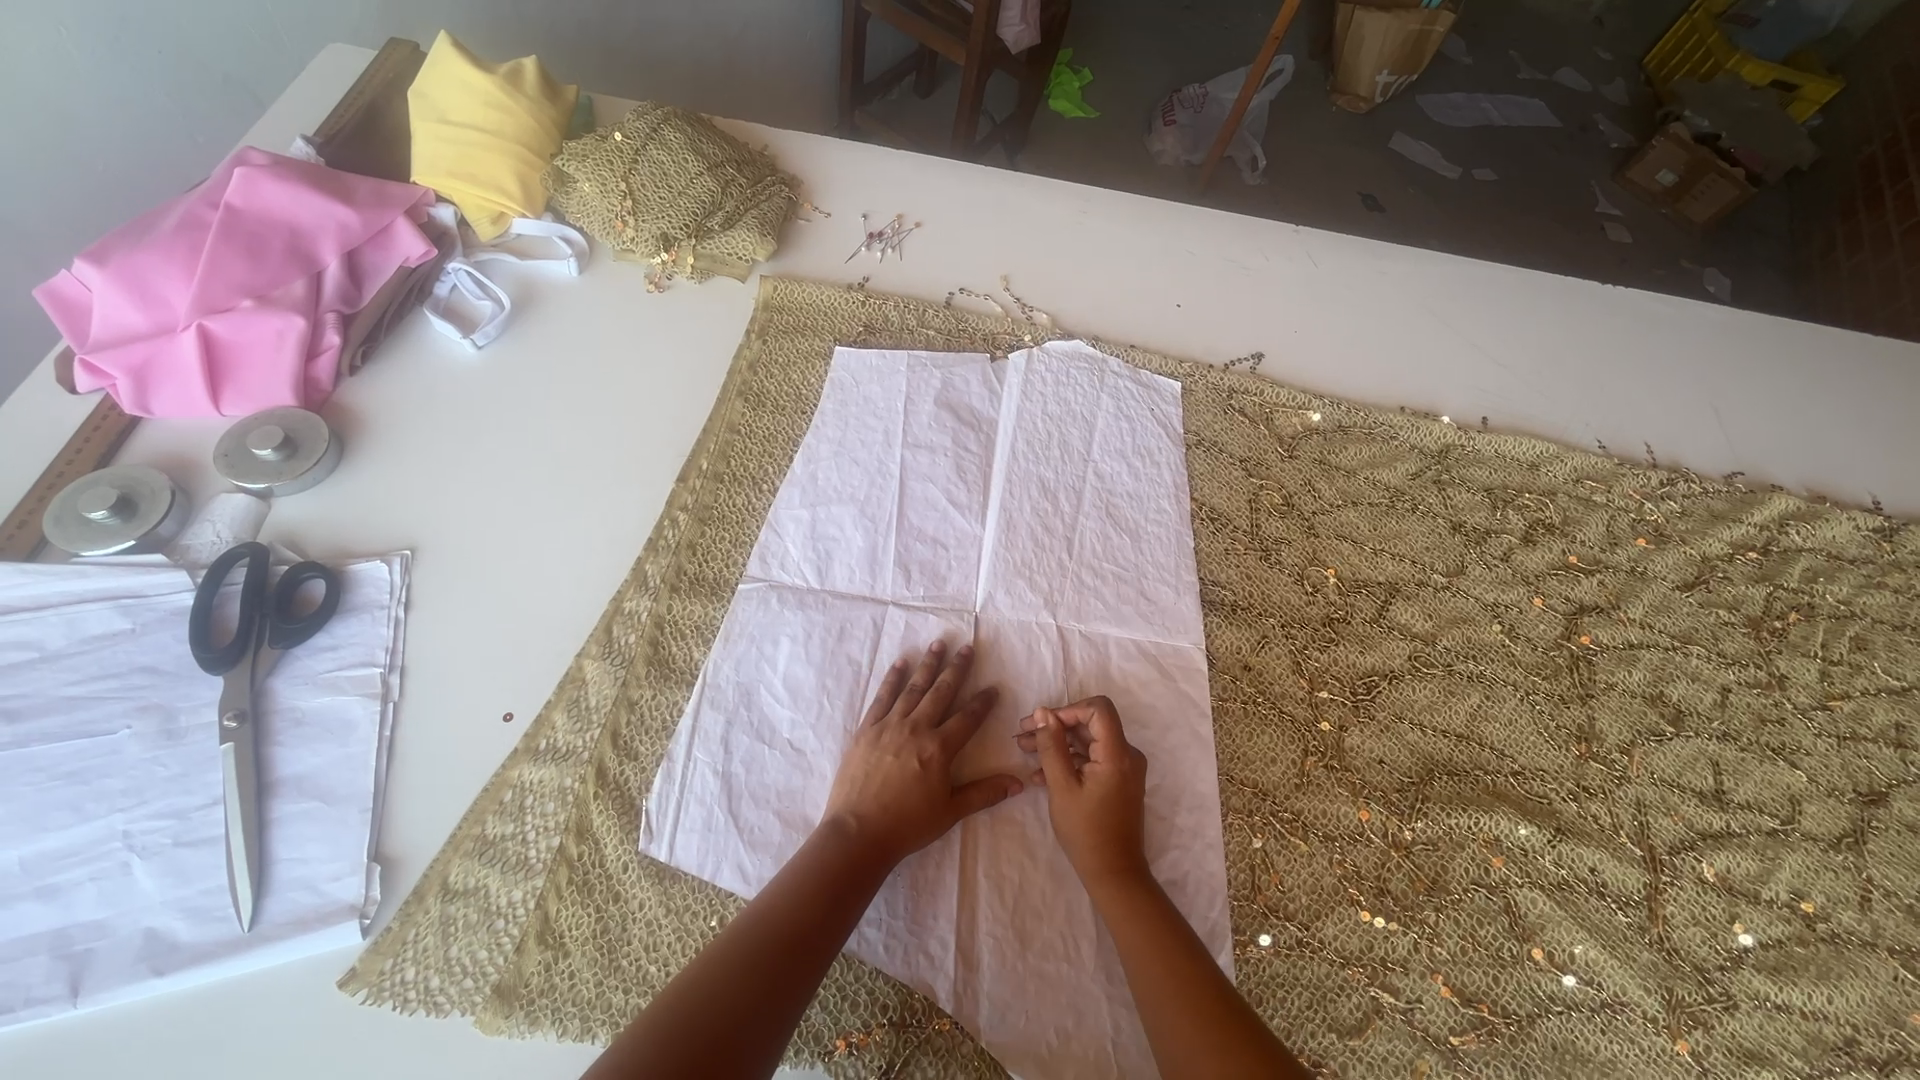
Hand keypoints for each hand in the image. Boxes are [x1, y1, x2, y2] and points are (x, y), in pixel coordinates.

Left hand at [820, 641, 1023, 866]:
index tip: (993, 687)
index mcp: (939, 748)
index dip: (982, 702)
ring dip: (927, 665)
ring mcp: (888, 726)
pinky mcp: (866, 730)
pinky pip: (882, 697)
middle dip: (956, 669)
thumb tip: (1018, 784)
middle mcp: (916, 729)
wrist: (858, 833)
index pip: (968, 718)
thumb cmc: (907, 825)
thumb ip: (984, 793)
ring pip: (913, 688)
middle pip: (940, 692)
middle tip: (967, 647)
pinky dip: (892, 678)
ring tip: (938, 644)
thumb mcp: (950, 811)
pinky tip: (900, 663)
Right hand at [1015, 696, 1151, 890]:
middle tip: (1023, 734)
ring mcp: (1124, 769)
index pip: (1098, 709)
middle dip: (1055, 727)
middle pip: (1091, 724)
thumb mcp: (1061, 787)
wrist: (1114, 872)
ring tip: (1025, 751)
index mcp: (1118, 754)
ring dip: (1058, 744)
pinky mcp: (1118, 781)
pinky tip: (1041, 775)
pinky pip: (1093, 760)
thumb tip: (1042, 713)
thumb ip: (1051, 746)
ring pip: (1088, 742)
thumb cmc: (1086, 832)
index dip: (1068, 710)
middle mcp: (1127, 755)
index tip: (1042, 725)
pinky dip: (1069, 761)